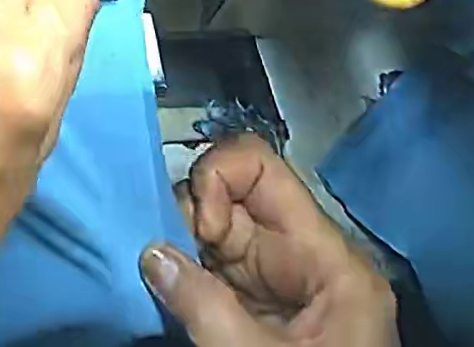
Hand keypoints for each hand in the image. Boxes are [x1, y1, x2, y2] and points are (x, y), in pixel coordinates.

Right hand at [140, 135, 397, 346]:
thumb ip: (205, 307)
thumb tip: (149, 252)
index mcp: (324, 256)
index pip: (259, 166)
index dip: (217, 179)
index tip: (202, 232)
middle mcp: (297, 253)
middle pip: (227, 191)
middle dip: (189, 213)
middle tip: (172, 254)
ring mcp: (272, 276)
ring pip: (208, 221)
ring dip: (177, 238)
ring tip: (167, 274)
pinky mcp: (249, 300)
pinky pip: (203, 257)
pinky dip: (178, 263)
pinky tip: (169, 284)